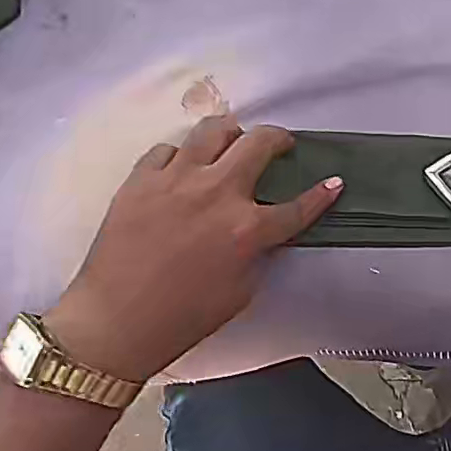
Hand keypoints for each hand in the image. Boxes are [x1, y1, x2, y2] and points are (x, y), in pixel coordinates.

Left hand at [42, 117, 340, 379]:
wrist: (116, 321)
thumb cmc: (184, 317)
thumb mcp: (241, 292)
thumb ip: (258, 253)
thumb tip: (263, 232)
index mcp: (247, 229)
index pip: (297, 206)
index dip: (321, 195)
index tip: (333, 182)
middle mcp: (217, 193)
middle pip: (259, 144)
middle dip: (279, 138)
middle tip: (281, 144)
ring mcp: (176, 179)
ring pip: (213, 130)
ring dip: (231, 133)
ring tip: (232, 142)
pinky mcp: (141, 178)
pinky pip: (168, 149)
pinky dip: (182, 156)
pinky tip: (181, 171)